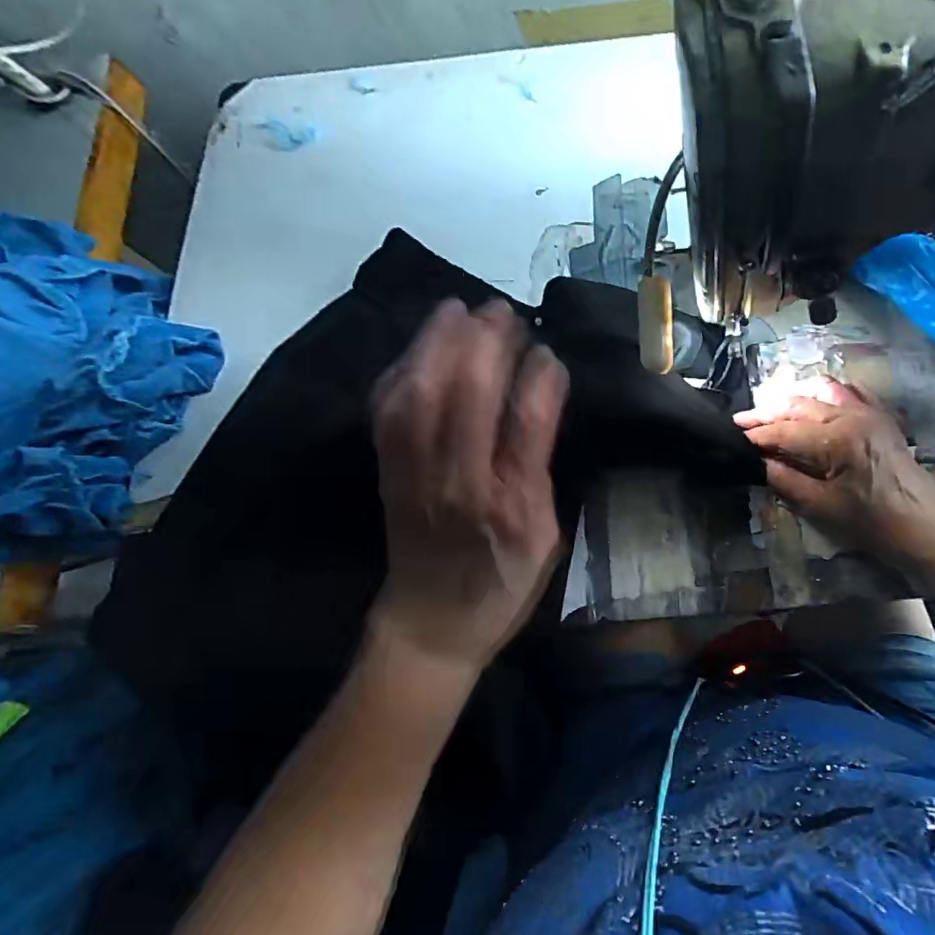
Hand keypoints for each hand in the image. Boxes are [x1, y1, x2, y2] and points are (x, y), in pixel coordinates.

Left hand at [370, 299, 569, 674]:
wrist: (432, 624)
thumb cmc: (502, 585)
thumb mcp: (546, 537)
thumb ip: (541, 469)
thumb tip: (542, 401)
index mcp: (510, 502)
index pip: (526, 421)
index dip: (538, 375)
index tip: (548, 353)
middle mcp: (458, 480)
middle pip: (467, 394)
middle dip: (486, 342)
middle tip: (503, 312)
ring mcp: (414, 473)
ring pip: (419, 393)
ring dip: (437, 343)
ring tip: (458, 309)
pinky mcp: (386, 470)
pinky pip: (387, 409)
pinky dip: (402, 369)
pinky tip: (419, 348)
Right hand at [734, 378, 934, 561]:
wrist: (921, 526)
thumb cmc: (871, 522)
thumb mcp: (822, 506)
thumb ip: (786, 480)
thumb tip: (758, 463)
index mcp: (837, 439)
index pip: (785, 431)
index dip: (757, 434)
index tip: (735, 436)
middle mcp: (852, 416)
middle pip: (800, 406)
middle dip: (769, 413)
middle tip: (743, 421)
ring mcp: (869, 412)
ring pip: (822, 393)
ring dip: (794, 399)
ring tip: (772, 410)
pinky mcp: (880, 417)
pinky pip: (849, 393)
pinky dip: (826, 394)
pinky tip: (813, 402)